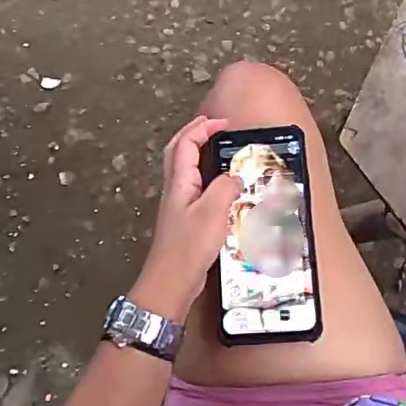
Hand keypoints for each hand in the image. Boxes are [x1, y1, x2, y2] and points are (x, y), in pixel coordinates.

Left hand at [128, 116, 240, 323]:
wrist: (170, 283)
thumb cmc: (187, 248)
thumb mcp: (212, 212)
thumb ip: (225, 188)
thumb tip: (235, 177)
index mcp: (179, 182)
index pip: (186, 144)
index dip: (202, 128)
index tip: (222, 122)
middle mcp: (175, 190)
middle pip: (177, 152)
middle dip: (193, 135)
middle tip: (212, 127)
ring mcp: (178, 206)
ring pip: (184, 170)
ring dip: (197, 154)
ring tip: (217, 151)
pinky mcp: (184, 221)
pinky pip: (193, 189)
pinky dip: (205, 178)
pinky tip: (219, 189)